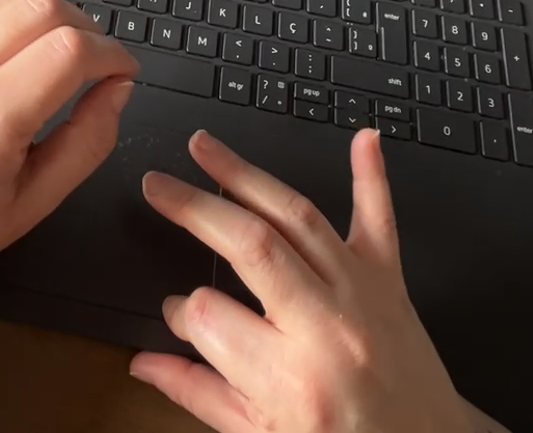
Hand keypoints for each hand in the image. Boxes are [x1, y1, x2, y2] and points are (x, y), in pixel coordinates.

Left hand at [0, 0, 137, 327]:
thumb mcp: (40, 199)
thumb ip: (91, 139)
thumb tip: (120, 85)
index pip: (68, 51)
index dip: (111, 53)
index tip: (123, 71)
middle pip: (43, 8)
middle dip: (87, 29)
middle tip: (97, 63)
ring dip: (53, 19)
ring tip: (61, 57)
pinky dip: (15, 18)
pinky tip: (21, 51)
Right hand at [130, 129, 505, 432]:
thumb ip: (199, 395)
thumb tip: (143, 362)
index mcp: (293, 383)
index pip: (211, 318)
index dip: (180, 311)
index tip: (175, 312)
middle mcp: (328, 328)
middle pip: (251, 245)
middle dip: (194, 207)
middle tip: (157, 183)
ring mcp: (362, 293)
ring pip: (297, 215)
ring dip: (244, 173)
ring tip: (204, 147)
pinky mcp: (388, 278)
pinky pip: (380, 218)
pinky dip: (372, 175)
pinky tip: (365, 138)